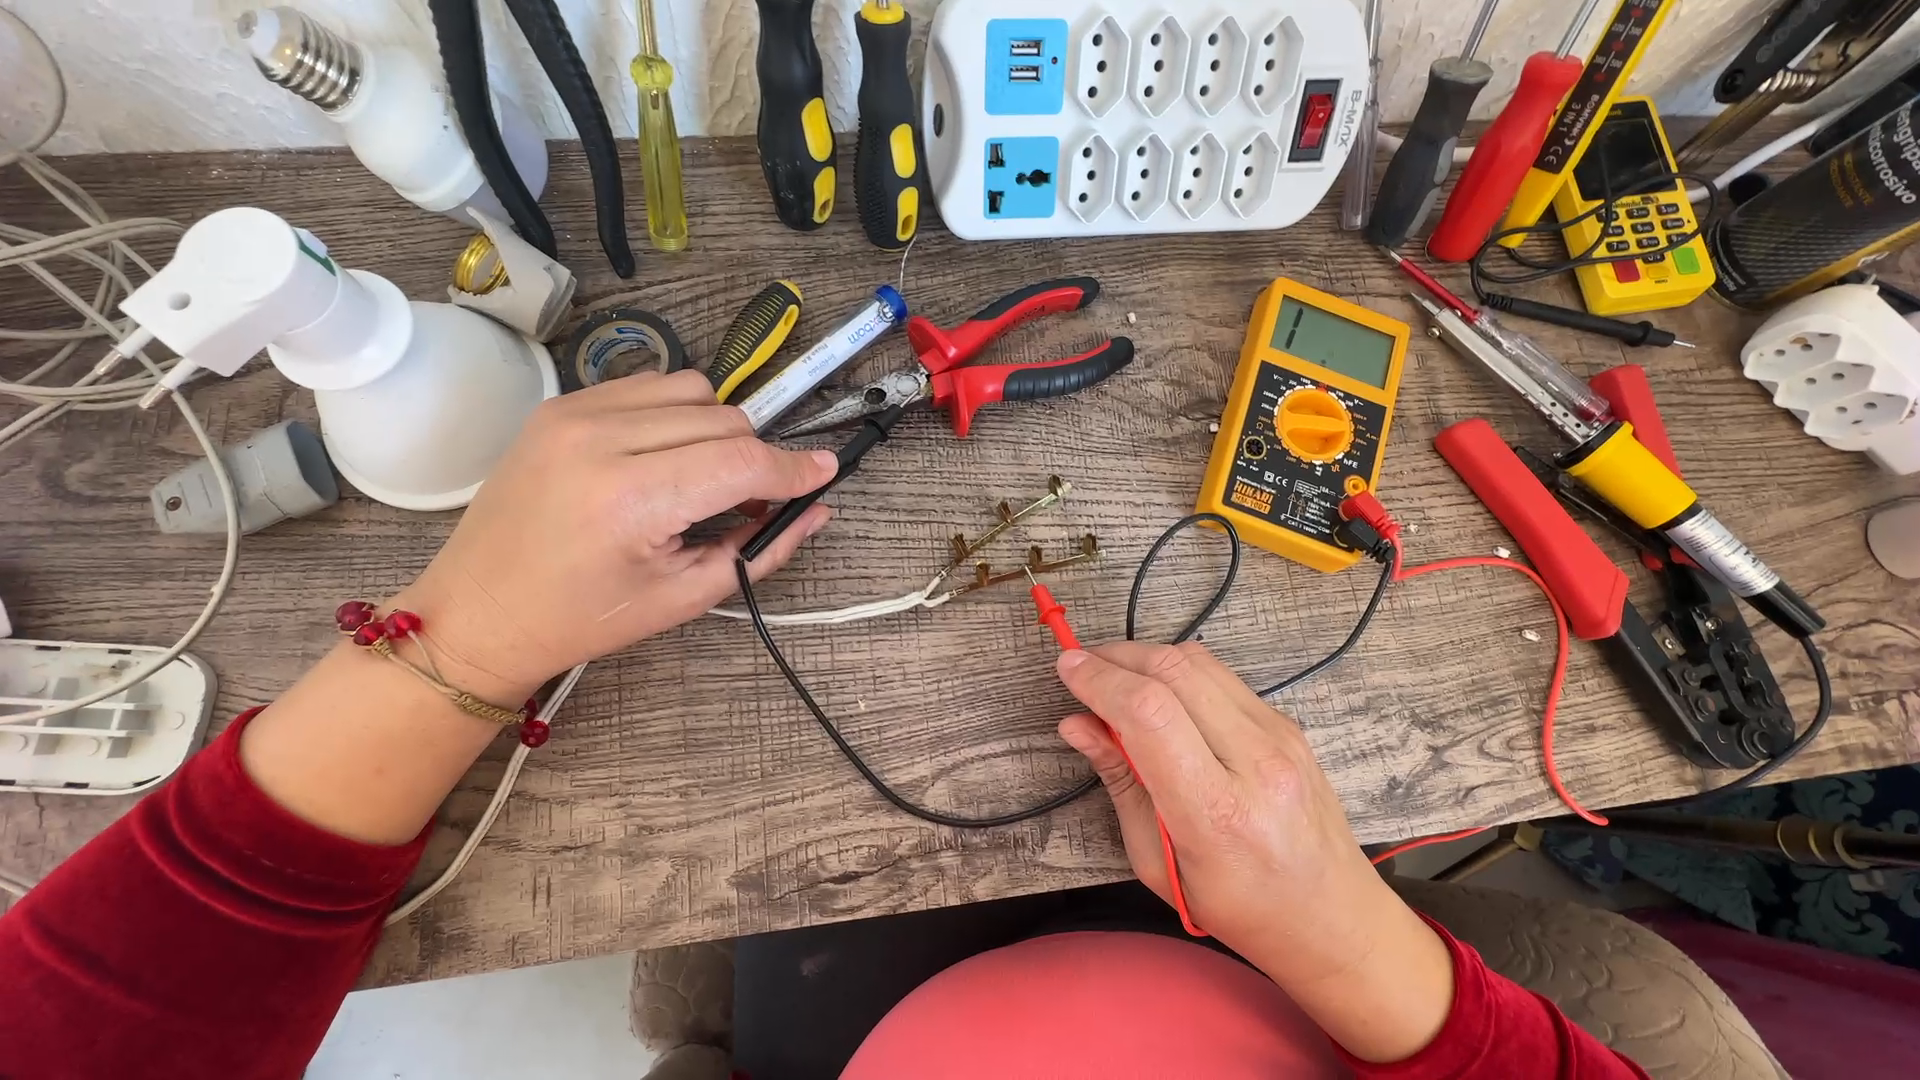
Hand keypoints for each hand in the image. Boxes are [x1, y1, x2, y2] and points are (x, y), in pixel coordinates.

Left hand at [395, 371, 839, 703]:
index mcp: (631, 500)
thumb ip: (762, 550)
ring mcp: (575, 412)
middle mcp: (601, 439)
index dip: (794, 467)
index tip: (826, 471)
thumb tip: (817, 510)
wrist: (478, 611)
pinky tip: (665, 456)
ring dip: (719, 430)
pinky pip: (652, 385)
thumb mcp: (684, 597)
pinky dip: (678, 415)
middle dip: (755, 458)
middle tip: (752, 501)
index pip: (742, 461)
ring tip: (703, 477)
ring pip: (695, 391)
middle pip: (726, 420)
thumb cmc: (584, 618)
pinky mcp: (561, 403)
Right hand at [1054, 642, 1454, 1062]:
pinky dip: (1177, 671)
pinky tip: (1158, 693)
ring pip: (1198, 660)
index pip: (1150, 715)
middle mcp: (1255, 762)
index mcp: (1216, 812)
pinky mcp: (1289, 724)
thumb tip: (1076, 724)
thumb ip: (1120, 782)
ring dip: (1146, 656)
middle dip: (1117, 656)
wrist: (1335, 918)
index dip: (1100, 681)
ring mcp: (1280, 736)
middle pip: (1174, 670)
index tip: (1066, 667)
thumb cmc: (1237, 906)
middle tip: (1082, 665)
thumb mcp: (1159, 863)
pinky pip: (1221, 675)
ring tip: (1114, 675)